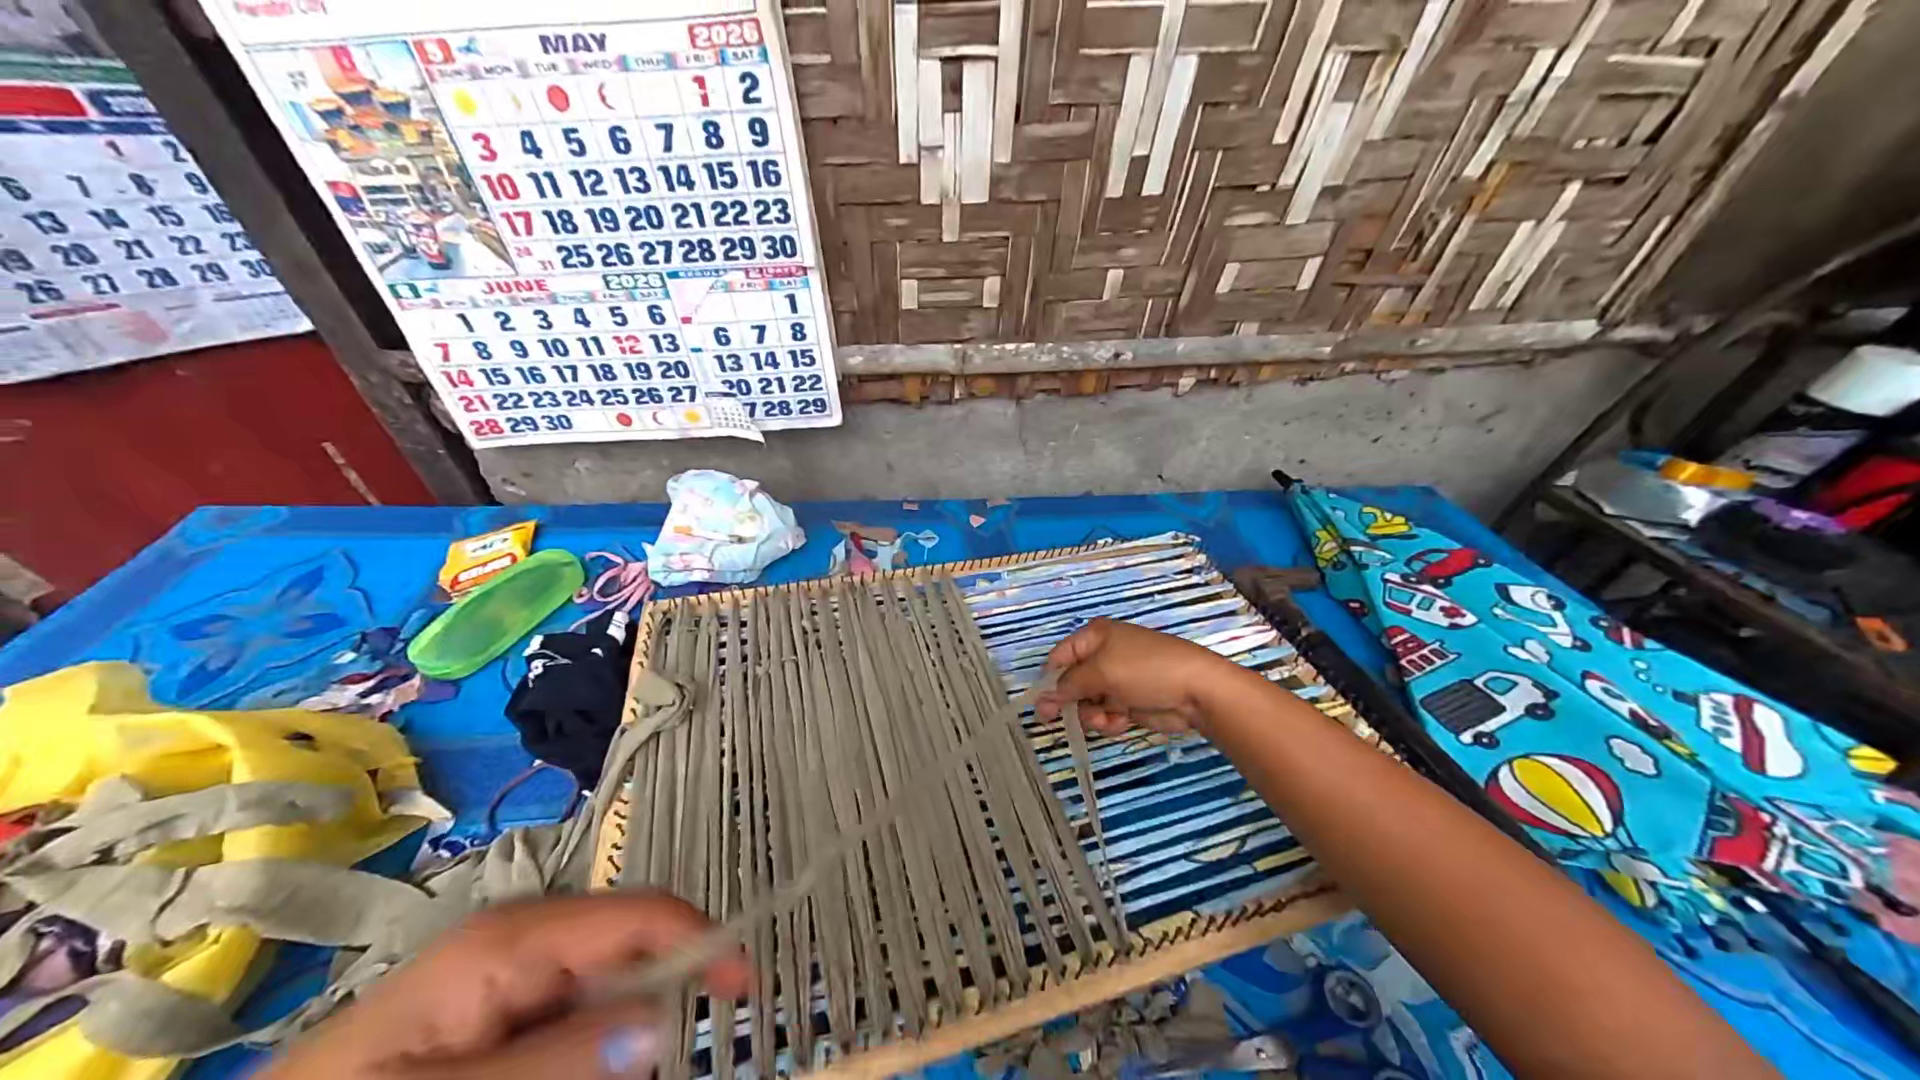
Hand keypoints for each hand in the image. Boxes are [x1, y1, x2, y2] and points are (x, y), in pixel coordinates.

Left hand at [259, 892, 752, 1079]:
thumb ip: (556, 1058)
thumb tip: (660, 1024)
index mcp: (518, 937)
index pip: (641, 914)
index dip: (701, 939)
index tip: (744, 989)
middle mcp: (528, 935)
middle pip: (631, 952)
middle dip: (652, 1006)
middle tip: (634, 1070)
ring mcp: (516, 964)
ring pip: (608, 989)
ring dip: (613, 1039)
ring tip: (588, 1071)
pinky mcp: (503, 995)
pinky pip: (573, 1012)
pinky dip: (584, 1047)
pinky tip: (561, 1067)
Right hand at [1033, 618, 1236, 736]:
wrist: (1197, 690)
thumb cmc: (1145, 670)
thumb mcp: (1101, 672)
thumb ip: (1068, 685)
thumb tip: (1044, 698)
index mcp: (1095, 637)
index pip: (1059, 657)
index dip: (1049, 680)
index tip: (1041, 704)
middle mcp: (1103, 656)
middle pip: (1071, 682)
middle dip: (1070, 701)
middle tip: (1054, 721)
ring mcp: (1117, 680)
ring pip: (1087, 702)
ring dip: (1092, 714)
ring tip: (1107, 717)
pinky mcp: (1129, 702)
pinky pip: (1106, 713)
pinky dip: (1110, 719)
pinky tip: (1122, 720)